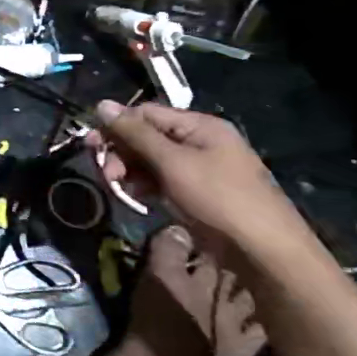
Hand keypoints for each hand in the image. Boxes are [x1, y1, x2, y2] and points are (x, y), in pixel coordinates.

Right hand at [88, 101, 318, 264]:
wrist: (265, 251)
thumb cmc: (219, 198)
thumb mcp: (172, 162)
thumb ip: (136, 133)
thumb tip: (101, 104)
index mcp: (200, 125)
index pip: (146, 113)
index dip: (117, 126)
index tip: (92, 146)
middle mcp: (200, 142)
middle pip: (147, 137)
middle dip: (122, 153)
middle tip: (106, 174)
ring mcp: (200, 169)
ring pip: (152, 161)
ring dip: (131, 172)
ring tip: (120, 189)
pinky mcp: (198, 194)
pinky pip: (163, 181)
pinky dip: (146, 187)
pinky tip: (138, 200)